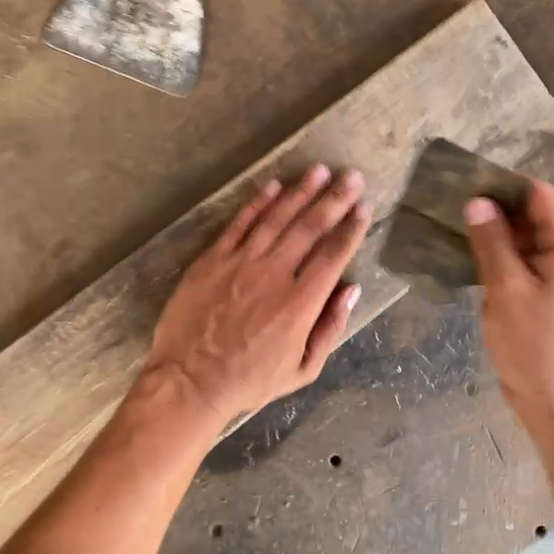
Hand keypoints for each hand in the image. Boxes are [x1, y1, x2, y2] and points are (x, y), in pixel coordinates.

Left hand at [144, 164, 371, 424]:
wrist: (189, 382)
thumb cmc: (250, 380)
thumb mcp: (303, 370)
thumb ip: (330, 328)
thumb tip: (351, 290)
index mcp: (300, 303)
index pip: (333, 255)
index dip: (352, 228)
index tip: (364, 208)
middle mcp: (274, 275)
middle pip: (310, 228)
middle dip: (335, 200)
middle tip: (353, 178)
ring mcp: (241, 263)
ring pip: (277, 218)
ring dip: (301, 192)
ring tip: (320, 171)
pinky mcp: (212, 260)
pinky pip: (239, 224)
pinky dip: (258, 202)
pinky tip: (275, 185)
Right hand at [464, 180, 553, 439]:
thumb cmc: (534, 345)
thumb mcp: (506, 288)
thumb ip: (491, 241)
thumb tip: (477, 202)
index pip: (539, 194)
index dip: (503, 186)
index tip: (464, 185)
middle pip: (533, 213)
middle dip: (495, 209)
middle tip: (450, 206)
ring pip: (526, 237)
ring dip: (494, 233)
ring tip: (451, 227)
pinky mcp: (549, 291)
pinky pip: (524, 260)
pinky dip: (500, 256)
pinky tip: (466, 257)